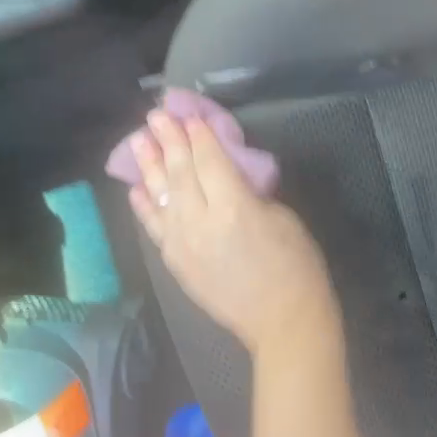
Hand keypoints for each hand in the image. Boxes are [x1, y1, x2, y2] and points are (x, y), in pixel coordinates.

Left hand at [128, 111, 338, 351]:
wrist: (283, 321)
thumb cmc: (298, 268)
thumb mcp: (286, 221)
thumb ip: (253, 196)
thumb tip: (232, 181)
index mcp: (235, 207)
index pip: (210, 161)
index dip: (200, 136)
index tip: (189, 114)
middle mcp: (200, 221)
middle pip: (180, 172)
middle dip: (170, 141)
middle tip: (157, 116)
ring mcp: (181, 243)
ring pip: (160, 195)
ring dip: (149, 166)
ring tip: (140, 140)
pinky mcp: (175, 262)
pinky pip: (154, 226)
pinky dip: (145, 205)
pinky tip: (137, 187)